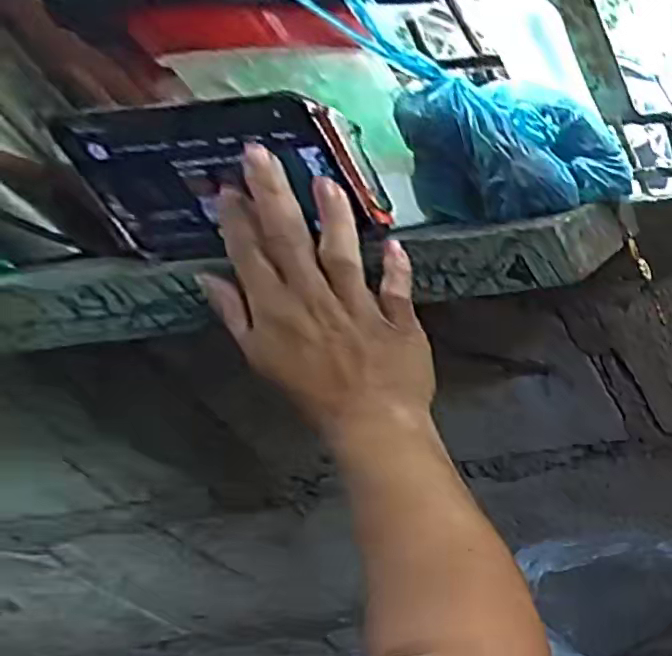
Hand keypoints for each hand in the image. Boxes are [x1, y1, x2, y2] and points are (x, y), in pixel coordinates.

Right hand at [197, 144, 431, 438]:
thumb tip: (208, 278)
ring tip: (328, 182)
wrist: (375, 421)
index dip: (238, 217)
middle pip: (291, 241)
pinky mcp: (401, 325)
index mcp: (276, 309)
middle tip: (262, 155)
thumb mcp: (261, 357)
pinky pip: (397, 291)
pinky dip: (397, 268)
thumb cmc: (315, 394)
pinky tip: (393, 242)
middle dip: (274, 196)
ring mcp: (361, 312)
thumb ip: (237, 316)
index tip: (228, 184)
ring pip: (344, 256)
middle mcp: (316, 302)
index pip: (250, 253)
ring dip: (335, 219)